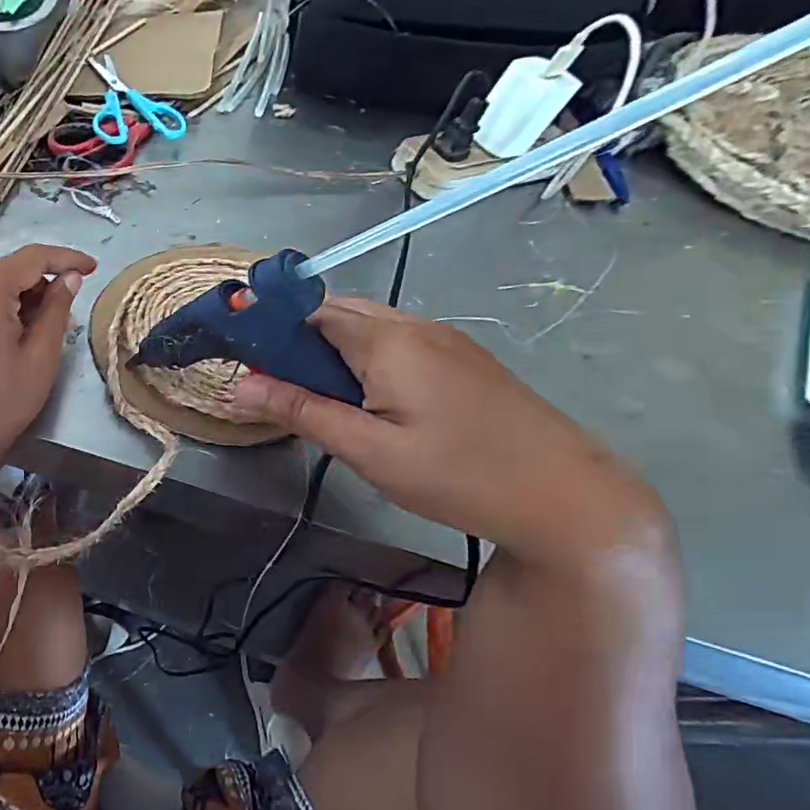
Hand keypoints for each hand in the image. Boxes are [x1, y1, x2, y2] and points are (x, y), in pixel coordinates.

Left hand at [0, 244, 95, 499]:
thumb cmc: (2, 401)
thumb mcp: (41, 355)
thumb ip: (57, 309)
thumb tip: (70, 278)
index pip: (32, 258)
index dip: (66, 259)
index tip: (93, 267)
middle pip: (11, 269)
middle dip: (46, 281)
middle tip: (74, 305)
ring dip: (27, 297)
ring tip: (53, 324)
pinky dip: (6, 308)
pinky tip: (25, 330)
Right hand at [229, 296, 667, 559]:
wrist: (568, 498)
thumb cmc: (458, 474)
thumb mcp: (367, 449)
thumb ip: (301, 411)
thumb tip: (240, 386)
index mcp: (389, 342)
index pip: (312, 311)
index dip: (271, 325)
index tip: (242, 354)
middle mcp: (418, 327)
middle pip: (339, 311)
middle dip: (295, 336)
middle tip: (271, 382)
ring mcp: (446, 342)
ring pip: (368, 326)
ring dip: (328, 348)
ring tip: (309, 394)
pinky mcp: (463, 361)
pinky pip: (395, 342)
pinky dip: (360, 357)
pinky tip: (358, 397)